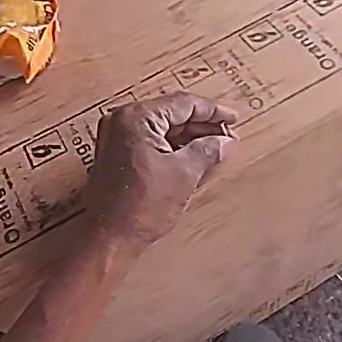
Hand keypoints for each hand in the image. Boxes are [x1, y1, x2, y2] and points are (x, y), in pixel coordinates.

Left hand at [85, 93, 235, 248]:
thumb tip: (226, 141)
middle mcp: (121, 121)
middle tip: (227, 136)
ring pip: (160, 128)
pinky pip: (149, 141)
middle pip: (170, 113)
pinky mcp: (115, 155)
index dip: (212, 111)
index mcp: (136, 118)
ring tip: (215, 149)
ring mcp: (115, 138)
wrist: (109, 237)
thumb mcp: (184, 174)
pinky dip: (171, 147)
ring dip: (187, 137)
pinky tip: (192, 158)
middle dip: (201, 125)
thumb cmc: (139, 207)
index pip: (183, 103)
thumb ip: (208, 150)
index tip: (232, 118)